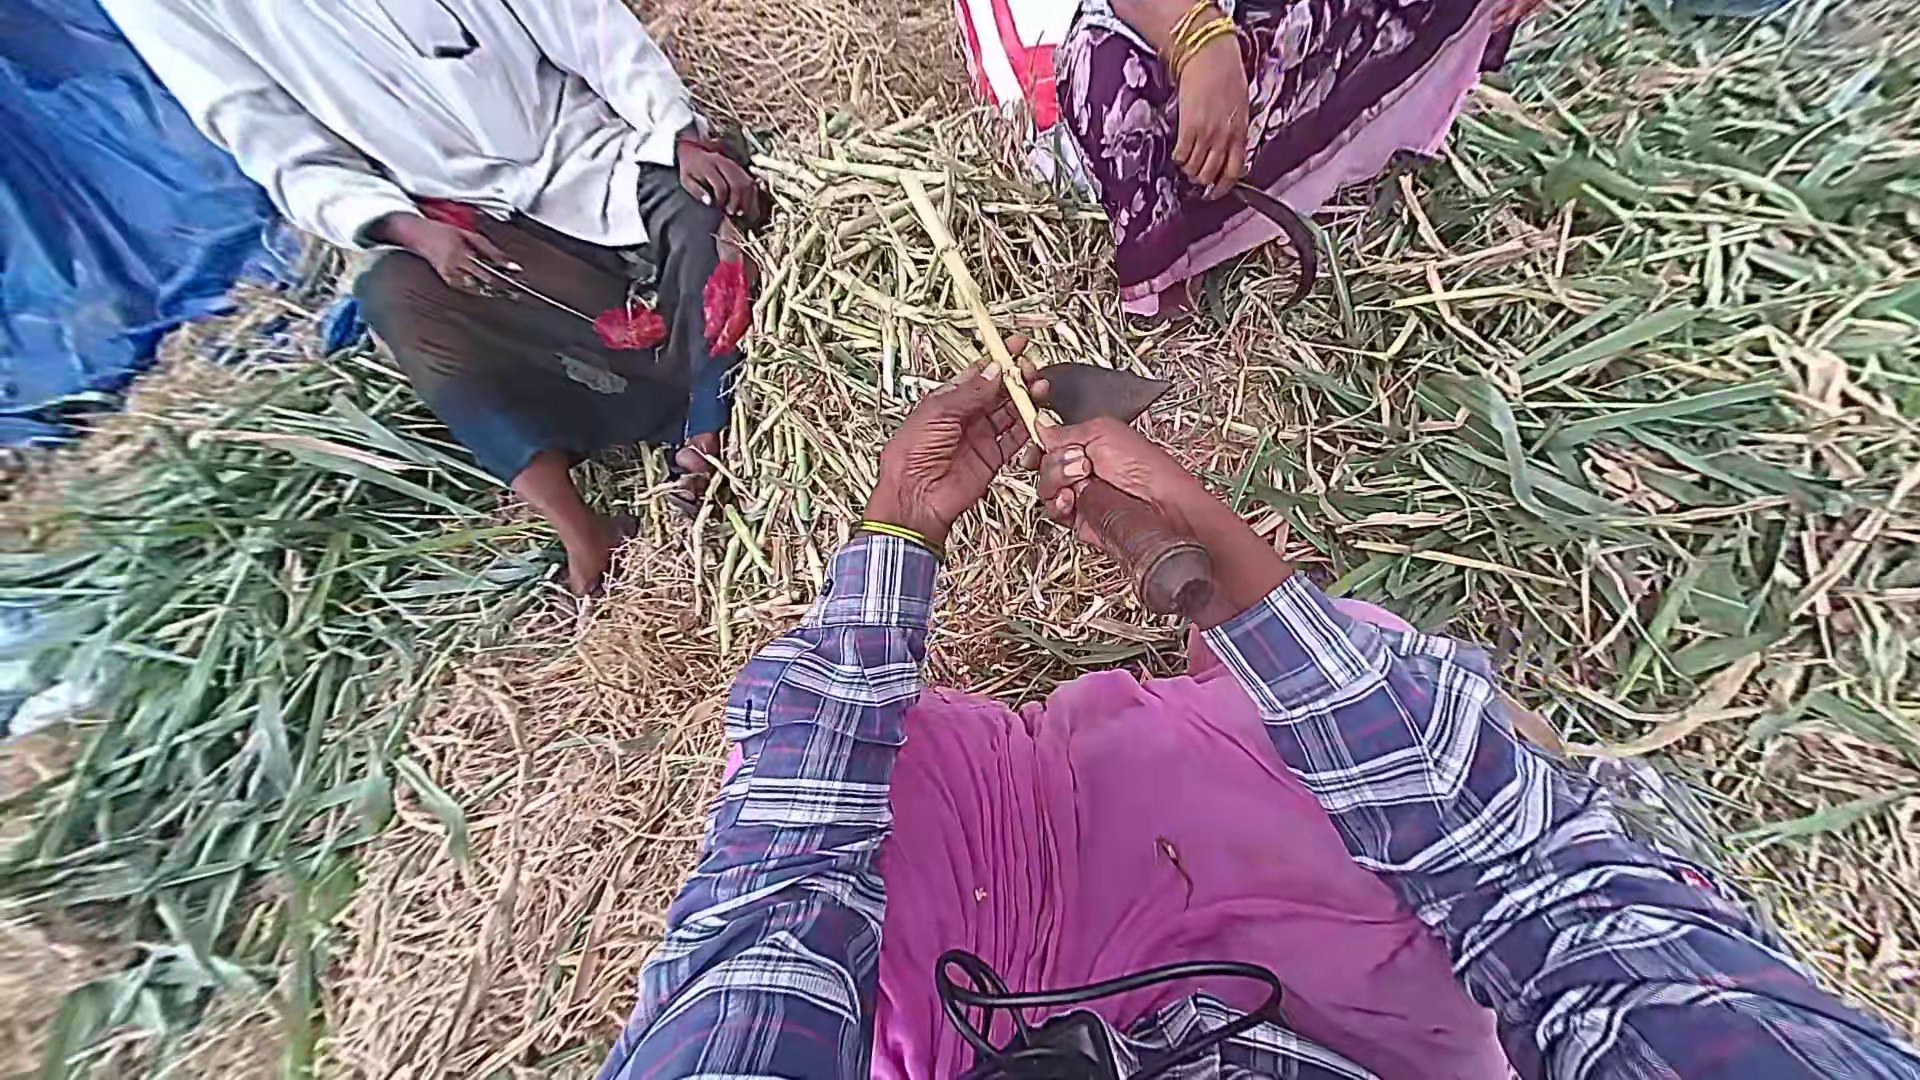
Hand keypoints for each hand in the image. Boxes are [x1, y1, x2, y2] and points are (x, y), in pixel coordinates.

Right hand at [372, 212, 513, 293]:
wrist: (412, 232)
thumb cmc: (444, 231)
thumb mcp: (470, 236)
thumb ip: (493, 252)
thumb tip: (516, 268)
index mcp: (461, 253)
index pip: (488, 273)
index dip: (505, 283)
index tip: (519, 288)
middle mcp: (454, 266)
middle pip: (483, 284)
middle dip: (501, 290)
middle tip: (516, 295)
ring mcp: (448, 274)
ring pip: (475, 290)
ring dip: (490, 293)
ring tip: (505, 294)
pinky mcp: (445, 279)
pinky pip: (465, 290)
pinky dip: (478, 291)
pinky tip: (488, 292)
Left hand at [678, 137, 759, 219]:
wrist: (695, 152)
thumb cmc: (691, 170)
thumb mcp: (686, 179)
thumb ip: (696, 191)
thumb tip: (709, 202)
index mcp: (707, 164)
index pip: (720, 185)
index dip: (721, 199)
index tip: (718, 207)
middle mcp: (722, 162)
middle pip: (736, 184)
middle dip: (736, 202)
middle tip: (731, 213)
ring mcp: (733, 164)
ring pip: (746, 183)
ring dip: (745, 200)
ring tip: (739, 211)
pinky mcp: (740, 167)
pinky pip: (751, 182)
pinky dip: (751, 196)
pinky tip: (745, 205)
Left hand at [865, 343, 1034, 548]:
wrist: (915, 496)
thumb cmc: (912, 454)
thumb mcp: (938, 413)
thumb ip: (970, 392)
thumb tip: (994, 370)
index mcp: (947, 402)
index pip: (979, 375)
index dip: (998, 360)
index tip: (1017, 346)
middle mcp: (965, 418)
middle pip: (998, 392)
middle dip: (1017, 379)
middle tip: (1031, 370)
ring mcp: (980, 438)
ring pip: (1010, 413)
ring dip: (1025, 400)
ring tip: (1039, 388)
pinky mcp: (992, 459)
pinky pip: (1014, 440)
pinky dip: (1028, 429)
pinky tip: (1037, 416)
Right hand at [1035, 417, 1215, 543]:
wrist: (1160, 505)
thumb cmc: (1145, 467)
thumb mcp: (1102, 432)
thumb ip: (1065, 431)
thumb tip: (1040, 423)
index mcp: (1086, 445)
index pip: (1050, 443)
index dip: (1039, 443)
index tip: (1037, 443)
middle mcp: (1079, 469)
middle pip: (1042, 464)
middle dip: (1054, 460)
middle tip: (1079, 461)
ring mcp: (1077, 494)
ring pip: (1044, 487)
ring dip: (1056, 480)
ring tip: (1081, 479)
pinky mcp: (1077, 518)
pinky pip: (1052, 511)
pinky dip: (1057, 503)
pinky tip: (1071, 499)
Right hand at [1172, 34, 1249, 197]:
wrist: (1210, 57)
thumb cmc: (1225, 76)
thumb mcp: (1239, 107)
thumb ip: (1234, 132)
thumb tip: (1226, 153)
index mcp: (1239, 132)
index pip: (1234, 172)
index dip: (1223, 188)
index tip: (1214, 192)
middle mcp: (1224, 137)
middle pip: (1209, 176)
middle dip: (1200, 179)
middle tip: (1195, 172)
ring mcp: (1206, 135)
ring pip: (1193, 170)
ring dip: (1188, 168)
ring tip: (1187, 158)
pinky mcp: (1189, 130)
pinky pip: (1180, 157)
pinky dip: (1178, 157)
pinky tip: (1179, 148)